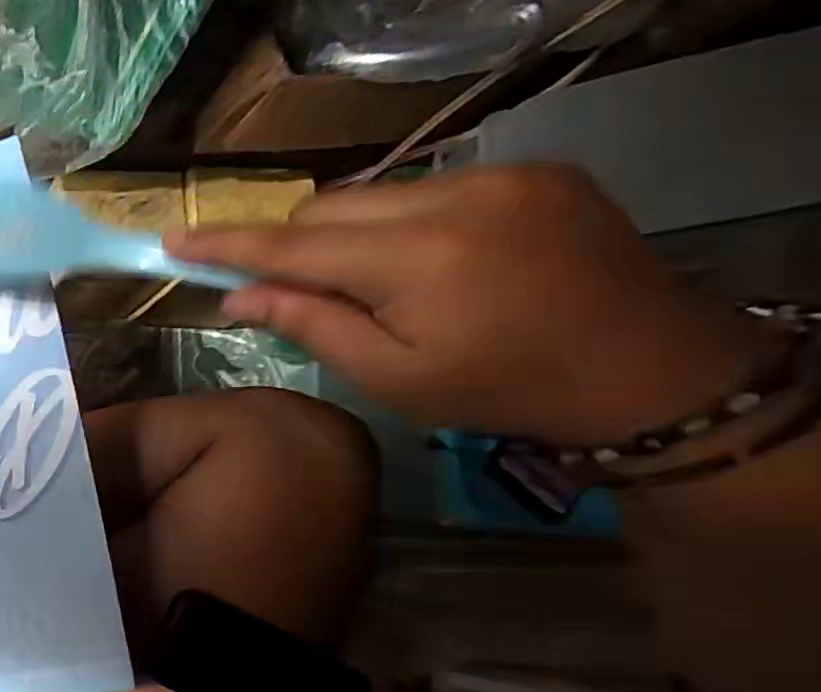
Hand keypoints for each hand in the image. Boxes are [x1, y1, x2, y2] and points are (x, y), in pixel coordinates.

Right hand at [167, 166, 780, 445]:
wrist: (645, 368)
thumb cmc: (499, 389)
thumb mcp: (389, 376)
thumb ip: (311, 325)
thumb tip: (239, 296)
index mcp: (417, 258)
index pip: (293, 242)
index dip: (228, 242)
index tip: (176, 238)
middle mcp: (455, 196)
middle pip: (329, 204)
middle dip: (287, 241)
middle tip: (272, 286)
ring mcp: (500, 175)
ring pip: (377, 191)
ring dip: (340, 232)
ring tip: (351, 283)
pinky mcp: (531, 172)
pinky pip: (427, 188)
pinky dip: (391, 222)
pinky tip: (409, 263)